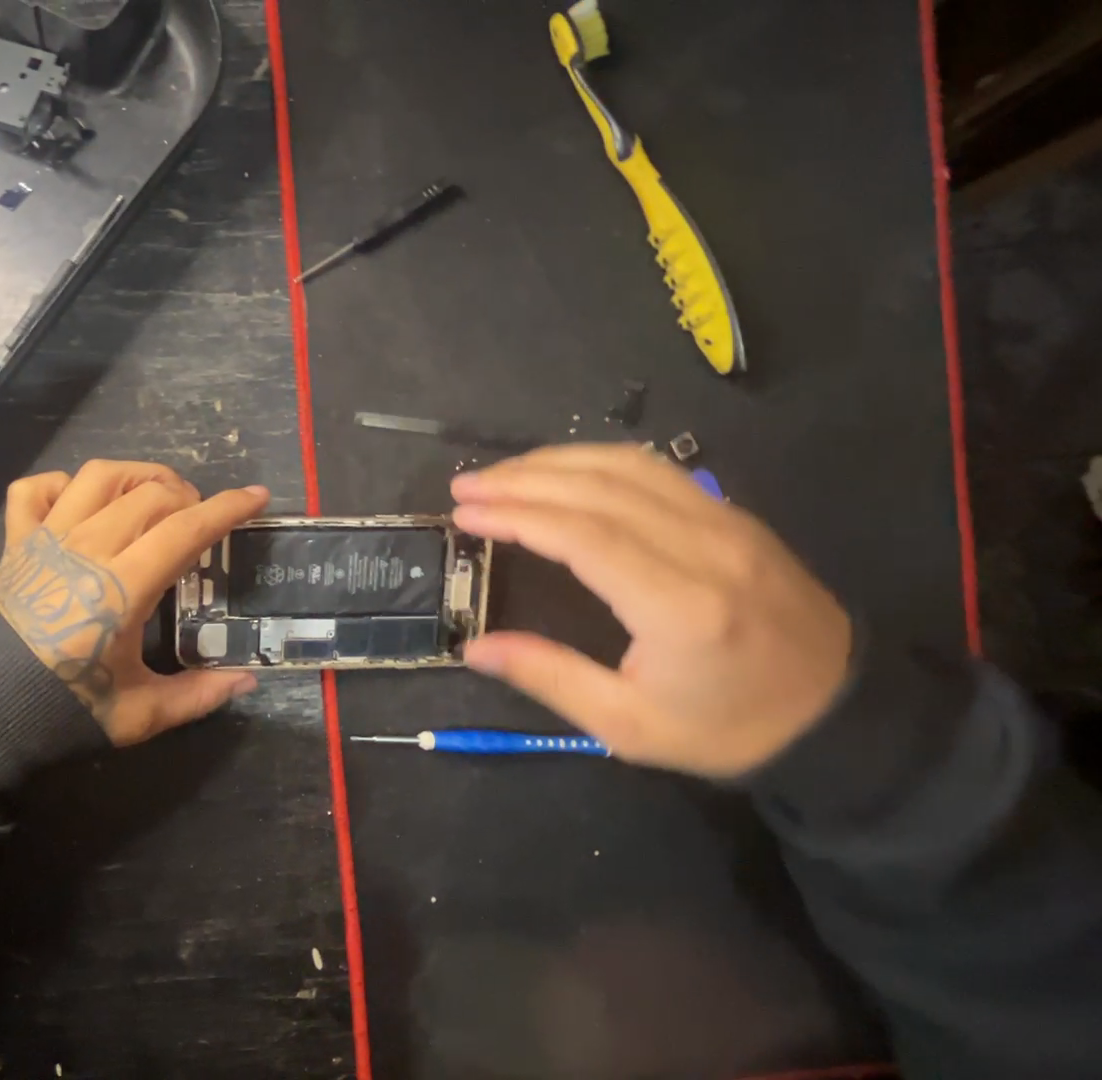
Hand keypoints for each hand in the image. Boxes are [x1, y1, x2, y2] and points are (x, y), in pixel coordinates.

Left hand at [0, 460, 270, 745]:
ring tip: (154, 495)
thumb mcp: (140, 714)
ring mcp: (46, 539)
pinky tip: (82, 502)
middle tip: (199, 520)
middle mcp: (86, 548)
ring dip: (136, 475)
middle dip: (187, 496)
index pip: (185, 529)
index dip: (227, 509)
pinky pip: (35, 489)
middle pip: (148, 495)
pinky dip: (63, 484)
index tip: (256, 496)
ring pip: (97, 476)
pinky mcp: (15, 542)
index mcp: (122, 587)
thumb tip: (248, 680)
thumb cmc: (64, 711)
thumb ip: (199, 695)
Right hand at [450, 445, 852, 777]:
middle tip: (465, 486)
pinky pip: (656, 471)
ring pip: (628, 467)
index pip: (582, 535)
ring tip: (501, 474)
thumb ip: (549, 678)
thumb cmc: (728, 729)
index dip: (517, 516)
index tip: (465, 514)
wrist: (844, 719)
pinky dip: (596, 462)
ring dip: (555, 461)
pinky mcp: (734, 517)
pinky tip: (562, 471)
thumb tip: (474, 647)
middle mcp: (704, 548)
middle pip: (598, 488)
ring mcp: (726, 524)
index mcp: (677, 605)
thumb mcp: (629, 726)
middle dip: (522, 480)